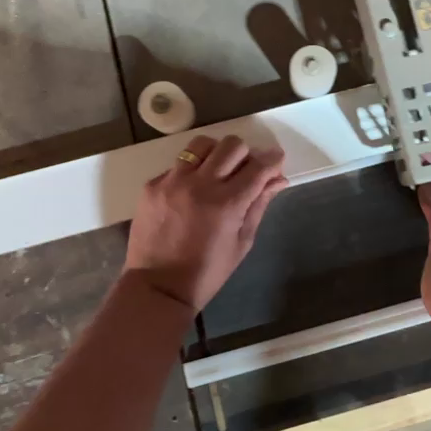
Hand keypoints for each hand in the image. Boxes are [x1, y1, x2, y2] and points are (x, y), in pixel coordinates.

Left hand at [124, 134, 288, 310]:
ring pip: (202, 144)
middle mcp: (200, 185)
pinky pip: (178, 164)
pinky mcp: (152, 185)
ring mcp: (172, 181)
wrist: (157, 287)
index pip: (259, 166)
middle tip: (245, 171)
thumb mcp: (242, 242)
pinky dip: (191, 172)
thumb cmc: (207, 272)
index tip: (277, 159)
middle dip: (246, 154)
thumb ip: (259, 204)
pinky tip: (190, 192)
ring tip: (216, 172)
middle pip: (232, 145)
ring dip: (217, 154)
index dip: (273, 159)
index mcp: (227, 204)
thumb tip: (278, 179)